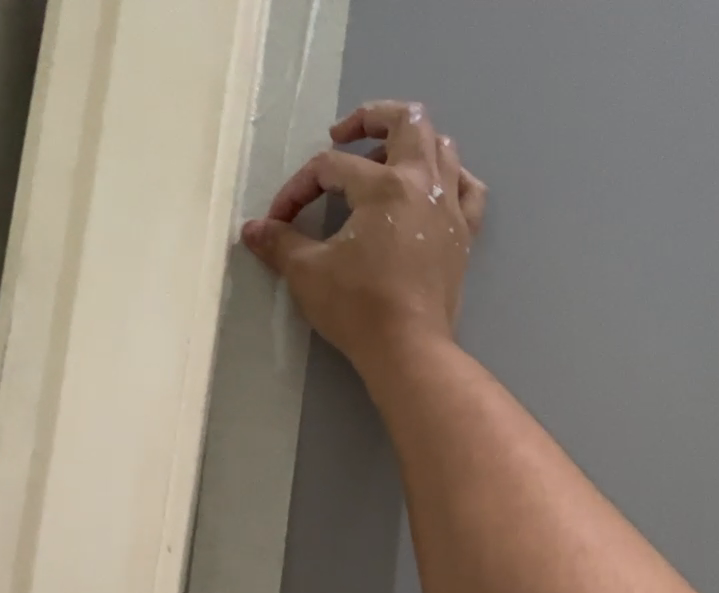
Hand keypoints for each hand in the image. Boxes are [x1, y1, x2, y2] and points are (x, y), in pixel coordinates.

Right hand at [240, 100, 488, 386]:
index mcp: (383, 186)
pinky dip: (448, 178)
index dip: (297, 189)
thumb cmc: (356, 306)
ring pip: (440, 147)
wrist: (406, 347)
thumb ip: (280, 243)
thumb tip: (252, 229)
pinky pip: (466, 187)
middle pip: (407, 121)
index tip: (278, 221)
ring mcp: (449, 206)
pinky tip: (432, 188)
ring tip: (382, 163)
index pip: (331, 168)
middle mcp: (422, 182)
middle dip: (370, 119)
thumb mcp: (306, 273)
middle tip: (342, 136)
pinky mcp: (463, 233)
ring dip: (409, 145)